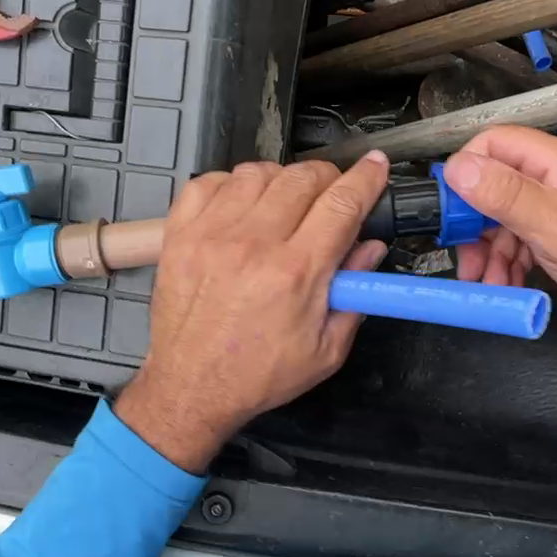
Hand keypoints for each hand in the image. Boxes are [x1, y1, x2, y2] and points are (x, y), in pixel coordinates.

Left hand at [113, 155, 389, 471]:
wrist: (191, 388)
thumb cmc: (256, 375)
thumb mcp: (325, 350)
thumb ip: (355, 295)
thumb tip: (370, 249)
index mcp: (296, 273)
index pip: (342, 202)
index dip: (366, 178)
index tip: (375, 167)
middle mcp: (253, 244)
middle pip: (302, 177)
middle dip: (328, 180)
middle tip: (331, 200)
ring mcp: (211, 234)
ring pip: (257, 172)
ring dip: (281, 181)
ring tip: (285, 206)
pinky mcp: (180, 235)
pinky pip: (208, 182)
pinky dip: (231, 185)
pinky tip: (242, 207)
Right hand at [445, 126, 556, 384]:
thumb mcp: (555, 226)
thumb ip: (506, 194)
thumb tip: (459, 167)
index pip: (494, 144)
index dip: (464, 172)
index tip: (449, 212)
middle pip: (496, 186)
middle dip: (475, 225)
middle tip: (465, 259)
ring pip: (508, 219)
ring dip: (491, 252)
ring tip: (488, 283)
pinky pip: (526, 240)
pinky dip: (511, 262)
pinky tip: (508, 284)